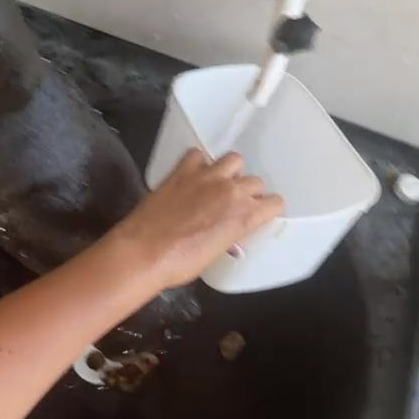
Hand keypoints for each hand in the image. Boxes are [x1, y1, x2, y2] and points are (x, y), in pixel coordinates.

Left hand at [103, 149, 283, 290]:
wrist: (143, 253)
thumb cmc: (180, 264)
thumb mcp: (214, 253)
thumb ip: (229, 235)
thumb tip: (228, 234)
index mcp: (246, 215)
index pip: (275, 203)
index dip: (267, 210)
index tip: (259, 215)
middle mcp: (232, 190)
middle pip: (255, 182)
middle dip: (248, 192)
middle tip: (232, 205)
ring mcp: (207, 176)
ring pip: (234, 160)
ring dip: (229, 172)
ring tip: (217, 184)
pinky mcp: (182, 170)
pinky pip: (198, 154)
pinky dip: (198, 163)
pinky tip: (192, 176)